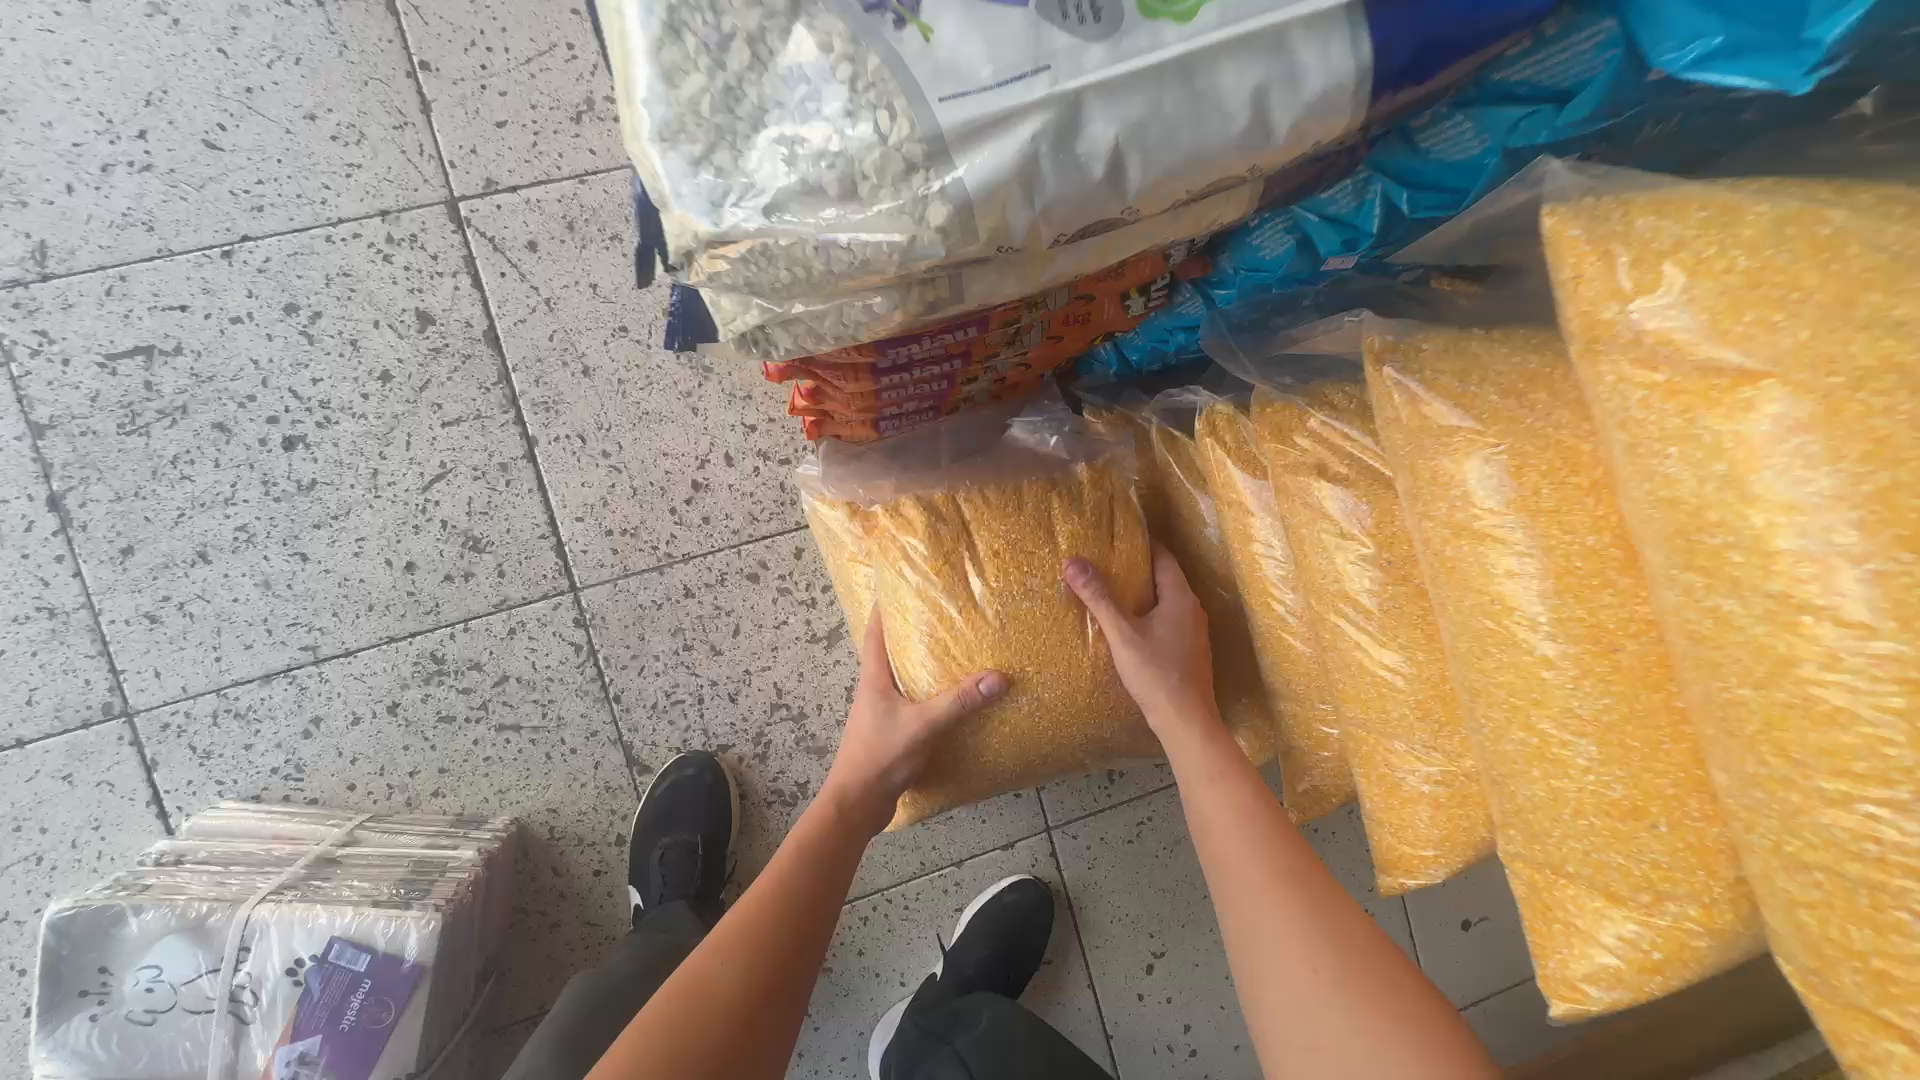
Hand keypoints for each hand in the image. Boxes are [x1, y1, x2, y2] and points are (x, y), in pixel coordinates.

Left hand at [819, 610, 1008, 835]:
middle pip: (889, 651)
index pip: (875, 631)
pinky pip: (911, 702)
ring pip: (902, 678)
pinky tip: (951, 698)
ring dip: (921, 664)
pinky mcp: (891, 732)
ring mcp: (881, 712)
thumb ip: (959, 701)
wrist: (856, 805)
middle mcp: (874, 689)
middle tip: (939, 613)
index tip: (901, 584)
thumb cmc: (880, 757)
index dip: (884, 606)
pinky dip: (928, 693)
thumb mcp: (923, 725)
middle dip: (910, 632)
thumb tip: (999, 677)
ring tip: (952, 651)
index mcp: (873, 678)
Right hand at [1062, 543, 1223, 741]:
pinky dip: (1150, 614)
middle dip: (1138, 568)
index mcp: (1181, 596)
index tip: (1116, 538)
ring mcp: (1194, 631)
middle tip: (1107, 562)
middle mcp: (1192, 609)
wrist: (1186, 720)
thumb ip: (1099, 597)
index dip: (1141, 544)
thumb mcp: (1121, 633)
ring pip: (1167, 601)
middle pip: (1165, 577)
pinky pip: (1169, 620)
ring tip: (1113, 591)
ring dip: (1144, 593)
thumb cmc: (1155, 673)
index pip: (1162, 556)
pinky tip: (1130, 625)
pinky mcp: (1190, 650)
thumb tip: (1072, 561)